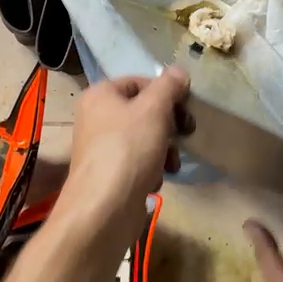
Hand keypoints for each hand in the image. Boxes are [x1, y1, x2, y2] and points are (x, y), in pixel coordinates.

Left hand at [60, 67, 193, 239]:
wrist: (103, 209)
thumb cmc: (128, 149)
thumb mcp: (154, 110)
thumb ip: (169, 87)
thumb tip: (179, 71)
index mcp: (101, 94)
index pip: (139, 82)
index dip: (165, 92)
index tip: (186, 108)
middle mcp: (96, 117)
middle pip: (142, 111)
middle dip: (167, 125)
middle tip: (185, 134)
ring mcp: (101, 147)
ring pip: (143, 138)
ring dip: (163, 149)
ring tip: (171, 163)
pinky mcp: (109, 175)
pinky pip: (136, 162)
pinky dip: (150, 168)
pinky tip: (156, 180)